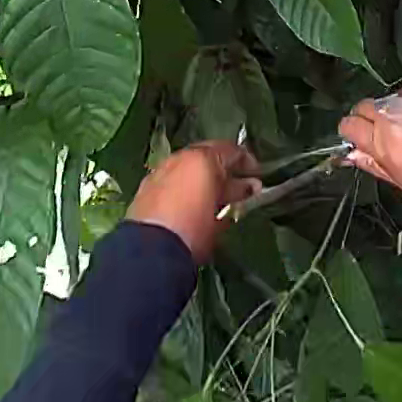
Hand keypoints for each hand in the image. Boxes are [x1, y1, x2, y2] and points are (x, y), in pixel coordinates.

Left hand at [127, 141, 261, 261]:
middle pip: (209, 159)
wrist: (149, 250)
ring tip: (222, 201)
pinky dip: (187, 191)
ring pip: (190, 171)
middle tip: (244, 188)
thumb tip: (249, 186)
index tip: (257, 174)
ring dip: (207, 182)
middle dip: (227, 173)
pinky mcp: (145, 191)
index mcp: (201, 158)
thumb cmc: (194, 227)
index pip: (230, 150)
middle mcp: (179, 160)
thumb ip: (237, 194)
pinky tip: (196, 207)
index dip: (246, 161)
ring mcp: (159, 174)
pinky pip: (174, 184)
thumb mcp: (223, 212)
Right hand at [336, 90, 401, 203]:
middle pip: (363, 106)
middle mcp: (390, 113)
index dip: (350, 132)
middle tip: (378, 133)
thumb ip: (373, 164)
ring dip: (389, 110)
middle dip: (365, 117)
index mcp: (380, 138)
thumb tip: (353, 156)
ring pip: (386, 99)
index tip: (357, 140)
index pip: (348, 124)